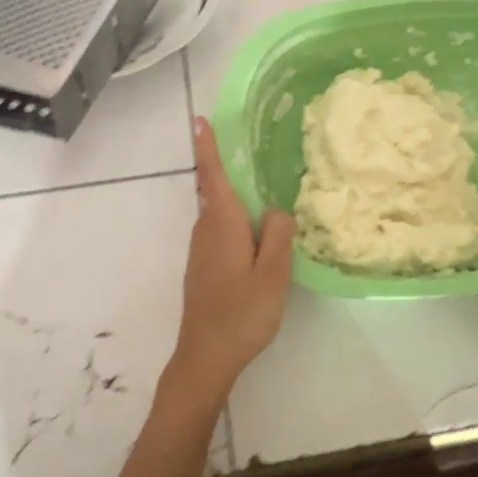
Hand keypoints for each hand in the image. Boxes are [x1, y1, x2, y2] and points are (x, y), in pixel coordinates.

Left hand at [166, 118, 295, 407]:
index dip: (206, 146)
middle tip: (255, 155)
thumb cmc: (241, 313)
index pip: (212, 175)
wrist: (205, 357)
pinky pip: (221, 233)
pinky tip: (257, 240)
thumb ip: (278, 235)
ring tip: (266, 198)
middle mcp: (206, 230)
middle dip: (229, 171)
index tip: (199, 118)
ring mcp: (201, 251)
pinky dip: (236, 225)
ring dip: (237, 202)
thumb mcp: (273, 274)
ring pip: (221, 215)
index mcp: (222, 224)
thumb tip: (277, 209)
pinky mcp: (203, 269)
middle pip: (217, 193)